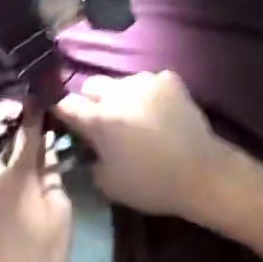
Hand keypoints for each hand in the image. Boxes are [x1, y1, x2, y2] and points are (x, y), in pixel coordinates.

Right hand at [53, 71, 230, 221]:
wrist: (200, 171)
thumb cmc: (150, 183)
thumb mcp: (106, 182)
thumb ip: (88, 157)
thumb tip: (86, 145)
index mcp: (100, 118)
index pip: (66, 104)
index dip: (62, 111)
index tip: (66, 120)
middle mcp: (120, 91)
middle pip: (92, 85)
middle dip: (92, 100)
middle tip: (103, 122)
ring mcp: (147, 80)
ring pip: (122, 81)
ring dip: (121, 95)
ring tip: (135, 117)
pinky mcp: (170, 78)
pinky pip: (149, 80)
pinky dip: (148, 93)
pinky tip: (158, 111)